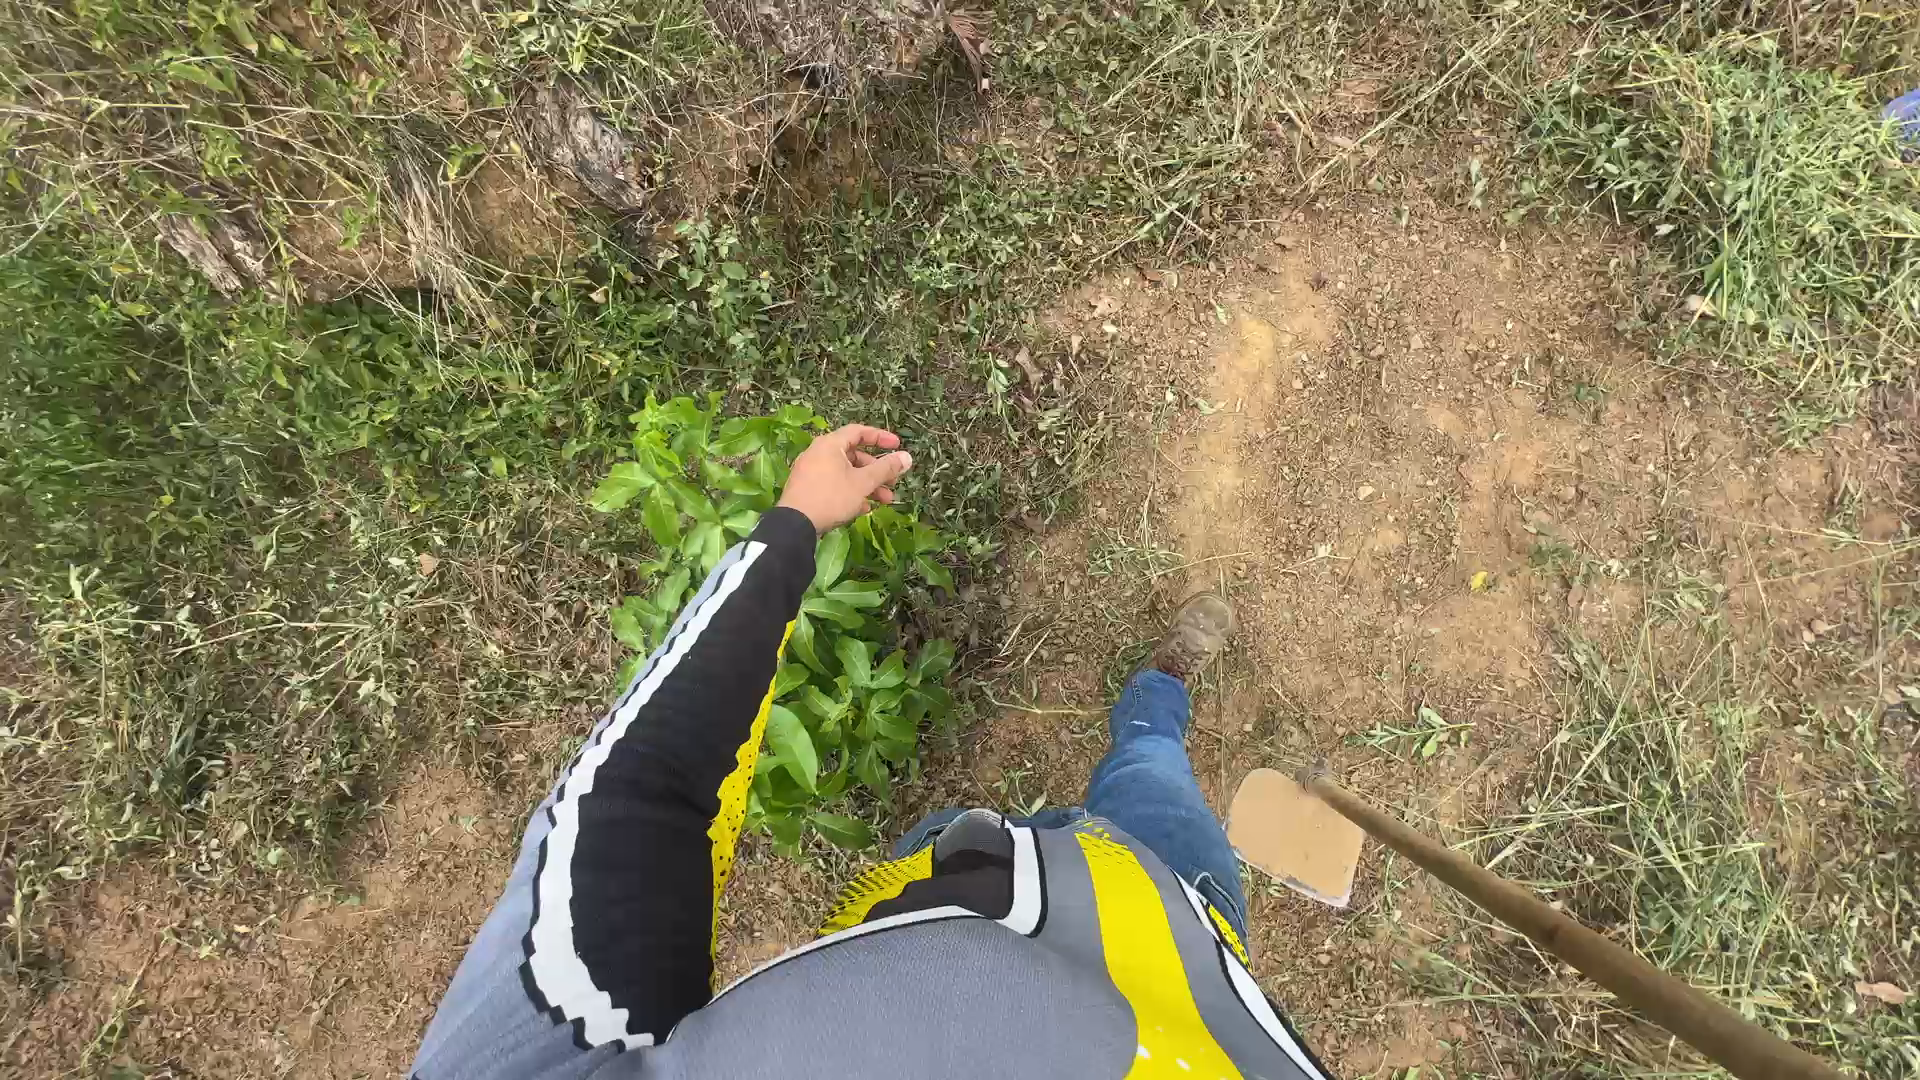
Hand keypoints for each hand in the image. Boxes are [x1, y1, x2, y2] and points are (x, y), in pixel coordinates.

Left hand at [776, 425, 913, 534]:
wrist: (795, 524)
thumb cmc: (832, 496)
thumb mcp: (863, 482)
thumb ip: (886, 468)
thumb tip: (907, 457)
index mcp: (830, 444)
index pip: (859, 432)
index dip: (880, 437)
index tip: (897, 445)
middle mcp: (818, 453)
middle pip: (854, 455)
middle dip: (877, 470)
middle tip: (893, 482)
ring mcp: (810, 471)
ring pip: (845, 472)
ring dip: (867, 484)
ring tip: (883, 500)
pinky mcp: (807, 488)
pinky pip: (834, 484)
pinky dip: (851, 492)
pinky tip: (863, 508)